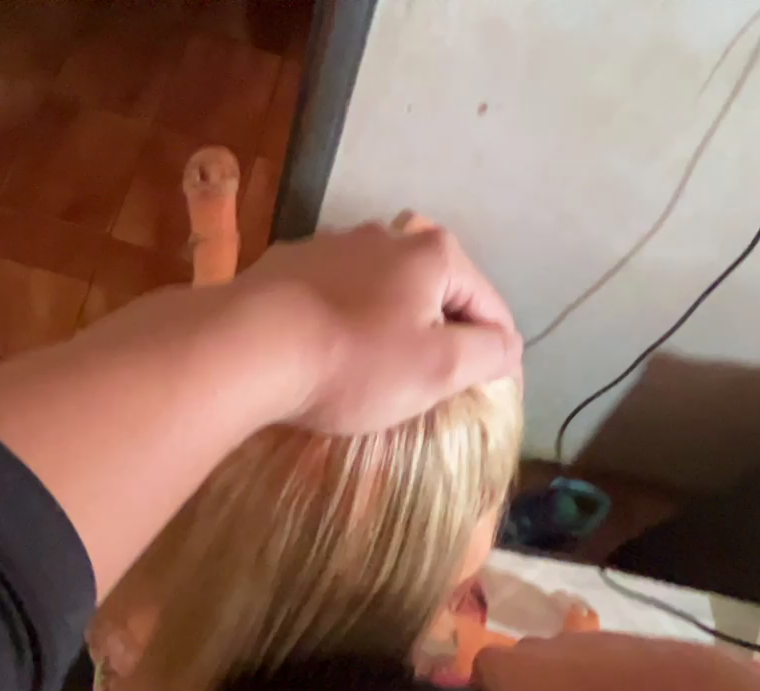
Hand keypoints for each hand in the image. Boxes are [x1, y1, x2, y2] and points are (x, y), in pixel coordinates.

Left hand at [237, 222, 521, 433]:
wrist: (249, 349)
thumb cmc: (356, 362)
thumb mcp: (438, 369)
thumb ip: (488, 354)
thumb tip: (510, 346)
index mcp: (433, 253)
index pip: (488, 303)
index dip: (494, 349)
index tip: (483, 387)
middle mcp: (385, 234)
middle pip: (434, 291)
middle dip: (438, 334)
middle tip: (426, 384)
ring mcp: (331, 245)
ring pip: (382, 291)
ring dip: (388, 325)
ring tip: (374, 369)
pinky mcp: (286, 266)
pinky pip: (334, 296)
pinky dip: (342, 321)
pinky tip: (326, 351)